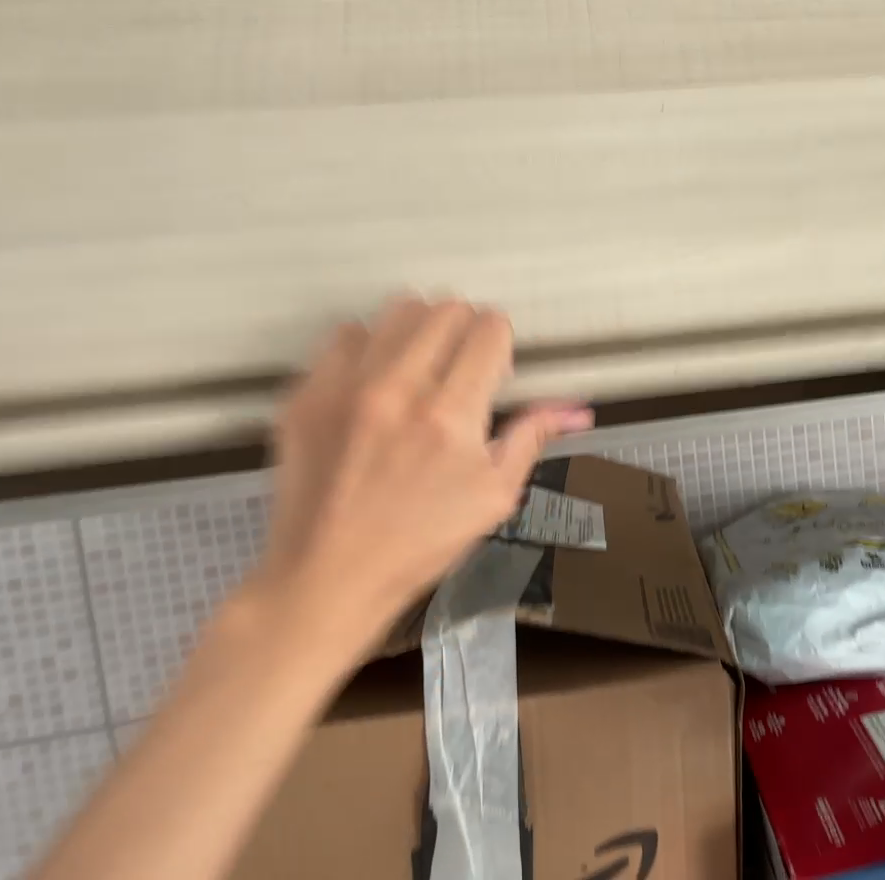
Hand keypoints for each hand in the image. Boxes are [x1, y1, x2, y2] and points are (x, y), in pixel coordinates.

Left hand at [254, 295, 592, 647]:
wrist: (327, 575)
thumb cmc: (422, 541)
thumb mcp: (494, 496)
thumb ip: (532, 438)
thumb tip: (578, 409)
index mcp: (450, 415)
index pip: (488, 329)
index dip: (501, 341)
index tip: (495, 368)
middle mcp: (397, 388)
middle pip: (445, 309)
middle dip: (466, 327)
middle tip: (463, 364)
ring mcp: (344, 387)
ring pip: (396, 311)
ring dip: (420, 328)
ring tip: (420, 365)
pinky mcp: (305, 394)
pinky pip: (345, 335)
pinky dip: (369, 346)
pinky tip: (375, 380)